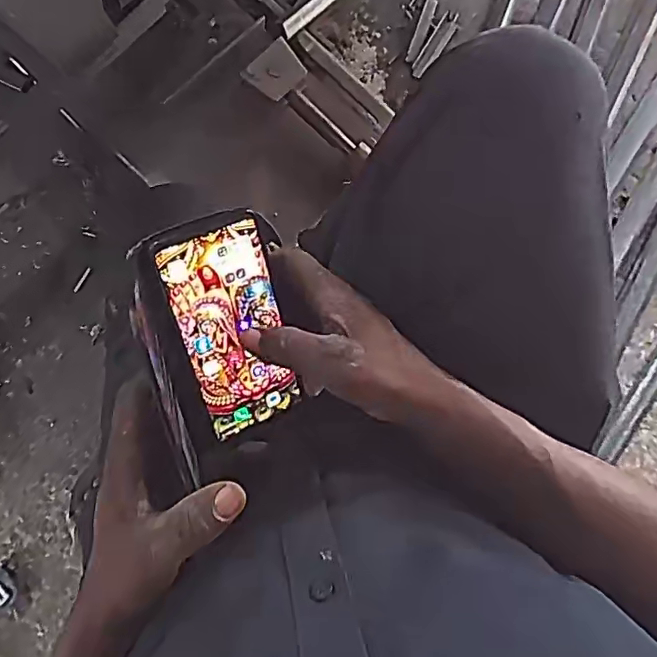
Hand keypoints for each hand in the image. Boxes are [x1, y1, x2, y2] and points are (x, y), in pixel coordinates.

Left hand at [78, 378, 246, 626]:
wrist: (114, 624)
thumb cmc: (123, 582)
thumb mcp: (160, 549)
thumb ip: (194, 520)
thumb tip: (236, 491)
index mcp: (124, 466)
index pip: (133, 403)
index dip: (155, 373)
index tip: (189, 353)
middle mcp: (137, 466)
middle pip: (162, 413)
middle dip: (191, 391)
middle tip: (231, 371)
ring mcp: (152, 483)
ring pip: (178, 436)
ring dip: (205, 420)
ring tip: (246, 400)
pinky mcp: (167, 500)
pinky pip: (191, 462)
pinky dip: (214, 450)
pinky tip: (246, 449)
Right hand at [241, 247, 447, 423]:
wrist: (420, 397)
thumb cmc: (383, 374)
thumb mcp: (325, 360)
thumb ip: (287, 344)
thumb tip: (250, 333)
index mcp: (332, 295)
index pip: (293, 260)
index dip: (264, 259)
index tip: (237, 270)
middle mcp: (338, 302)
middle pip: (293, 284)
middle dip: (264, 293)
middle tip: (235, 307)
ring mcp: (345, 321)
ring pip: (302, 310)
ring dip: (278, 319)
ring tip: (252, 335)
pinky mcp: (350, 342)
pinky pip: (313, 332)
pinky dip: (295, 341)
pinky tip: (286, 363)